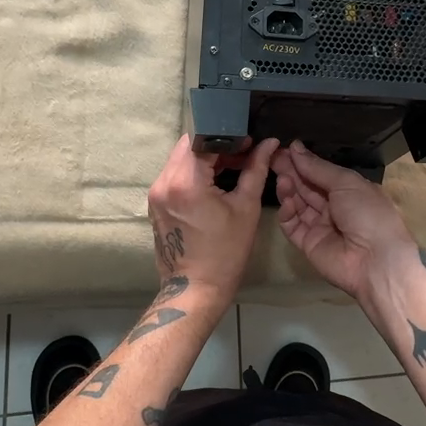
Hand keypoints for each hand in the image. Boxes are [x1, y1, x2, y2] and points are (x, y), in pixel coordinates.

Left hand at [146, 134, 277, 298]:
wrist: (195, 289)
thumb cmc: (225, 252)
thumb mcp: (245, 207)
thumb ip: (256, 169)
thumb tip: (270, 143)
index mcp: (186, 182)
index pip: (203, 139)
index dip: (227, 136)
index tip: (248, 142)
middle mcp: (164, 182)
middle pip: (189, 146)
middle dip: (215, 145)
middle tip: (242, 154)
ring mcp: (155, 193)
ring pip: (180, 159)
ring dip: (204, 158)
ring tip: (230, 168)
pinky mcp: (155, 203)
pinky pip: (174, 175)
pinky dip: (192, 172)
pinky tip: (213, 183)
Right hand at [271, 143, 418, 304]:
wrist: (376, 260)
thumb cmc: (367, 212)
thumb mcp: (346, 182)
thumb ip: (318, 167)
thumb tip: (295, 147)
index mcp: (349, 190)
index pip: (320, 173)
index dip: (303, 161)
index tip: (283, 148)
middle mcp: (334, 207)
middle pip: (307, 187)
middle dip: (291, 172)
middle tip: (272, 157)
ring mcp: (320, 226)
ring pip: (298, 204)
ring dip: (289, 189)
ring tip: (280, 177)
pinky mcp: (309, 244)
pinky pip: (293, 225)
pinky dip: (287, 212)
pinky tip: (286, 200)